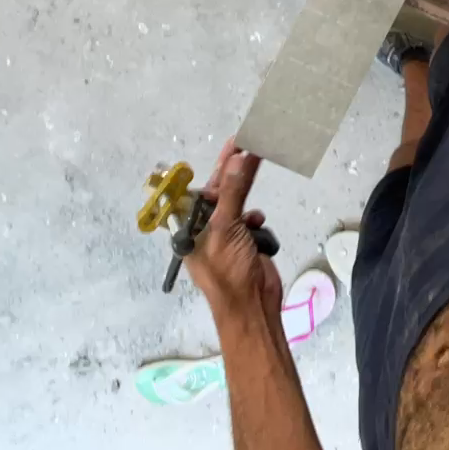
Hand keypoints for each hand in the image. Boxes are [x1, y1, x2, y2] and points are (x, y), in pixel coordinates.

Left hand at [185, 139, 281, 331]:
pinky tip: (259, 225)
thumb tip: (238, 157)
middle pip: (221, 191)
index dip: (217, 168)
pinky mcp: (246, 240)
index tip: (234, 145)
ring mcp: (227, 234)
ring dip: (247, 200)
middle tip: (249, 142)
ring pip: (239, 202)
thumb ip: (233, 192)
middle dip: (235, 171)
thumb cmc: (229, 272)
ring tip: (255, 183)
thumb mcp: (226, 229)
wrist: (252, 307)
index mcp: (189, 228)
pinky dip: (257, 220)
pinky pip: (251, 218)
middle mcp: (205, 228)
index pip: (200, 189)